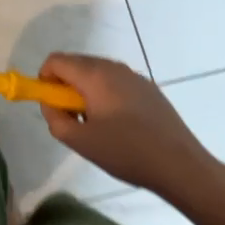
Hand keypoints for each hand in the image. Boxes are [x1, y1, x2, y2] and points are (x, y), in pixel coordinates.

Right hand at [39, 52, 220, 196]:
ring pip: (97, 74)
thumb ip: (55, 119)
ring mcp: (133, 76)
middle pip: (76, 64)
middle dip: (65, 87)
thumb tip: (49, 104)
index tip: (52, 105)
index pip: (56, 60)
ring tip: (97, 126)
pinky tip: (120, 126)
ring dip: (86, 92)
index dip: (44, 79)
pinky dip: (106, 95)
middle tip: (73, 119)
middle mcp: (113, 67)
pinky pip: (116, 83)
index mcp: (94, 75)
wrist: (180, 164)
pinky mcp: (148, 88)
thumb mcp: (81, 142)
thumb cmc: (126, 152)